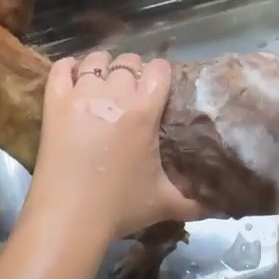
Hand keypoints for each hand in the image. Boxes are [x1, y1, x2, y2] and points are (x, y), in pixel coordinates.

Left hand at [26, 51, 204, 240]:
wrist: (68, 218)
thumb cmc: (120, 207)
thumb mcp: (165, 203)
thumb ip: (196, 202)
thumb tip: (224, 207)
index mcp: (144, 110)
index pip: (158, 69)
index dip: (160, 75)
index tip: (158, 89)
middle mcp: (114, 94)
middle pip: (128, 61)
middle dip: (133, 72)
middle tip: (131, 94)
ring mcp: (81, 95)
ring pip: (95, 60)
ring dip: (103, 68)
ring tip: (103, 86)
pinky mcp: (54, 102)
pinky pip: (60, 69)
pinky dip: (68, 67)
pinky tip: (74, 77)